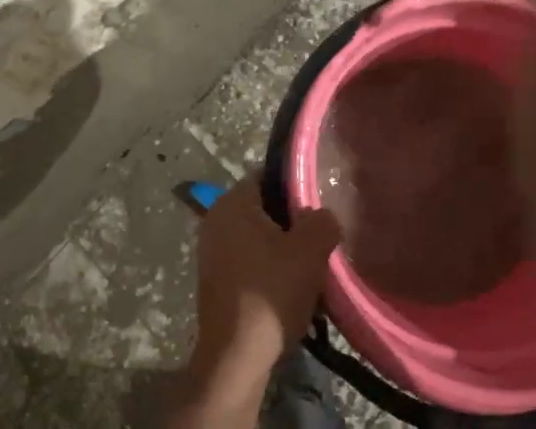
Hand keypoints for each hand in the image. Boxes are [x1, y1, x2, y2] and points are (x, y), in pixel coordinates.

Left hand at [188, 173, 341, 388]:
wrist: (236, 358)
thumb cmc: (271, 293)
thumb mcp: (309, 251)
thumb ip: (322, 221)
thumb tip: (323, 215)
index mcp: (231, 203)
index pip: (268, 177)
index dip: (298, 188)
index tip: (322, 204)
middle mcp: (215, 220)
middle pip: (264, 209)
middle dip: (294, 222)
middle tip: (322, 237)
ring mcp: (212, 252)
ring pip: (259, 239)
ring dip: (284, 250)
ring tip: (312, 266)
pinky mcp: (217, 281)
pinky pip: (251, 263)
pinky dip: (271, 271)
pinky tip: (293, 289)